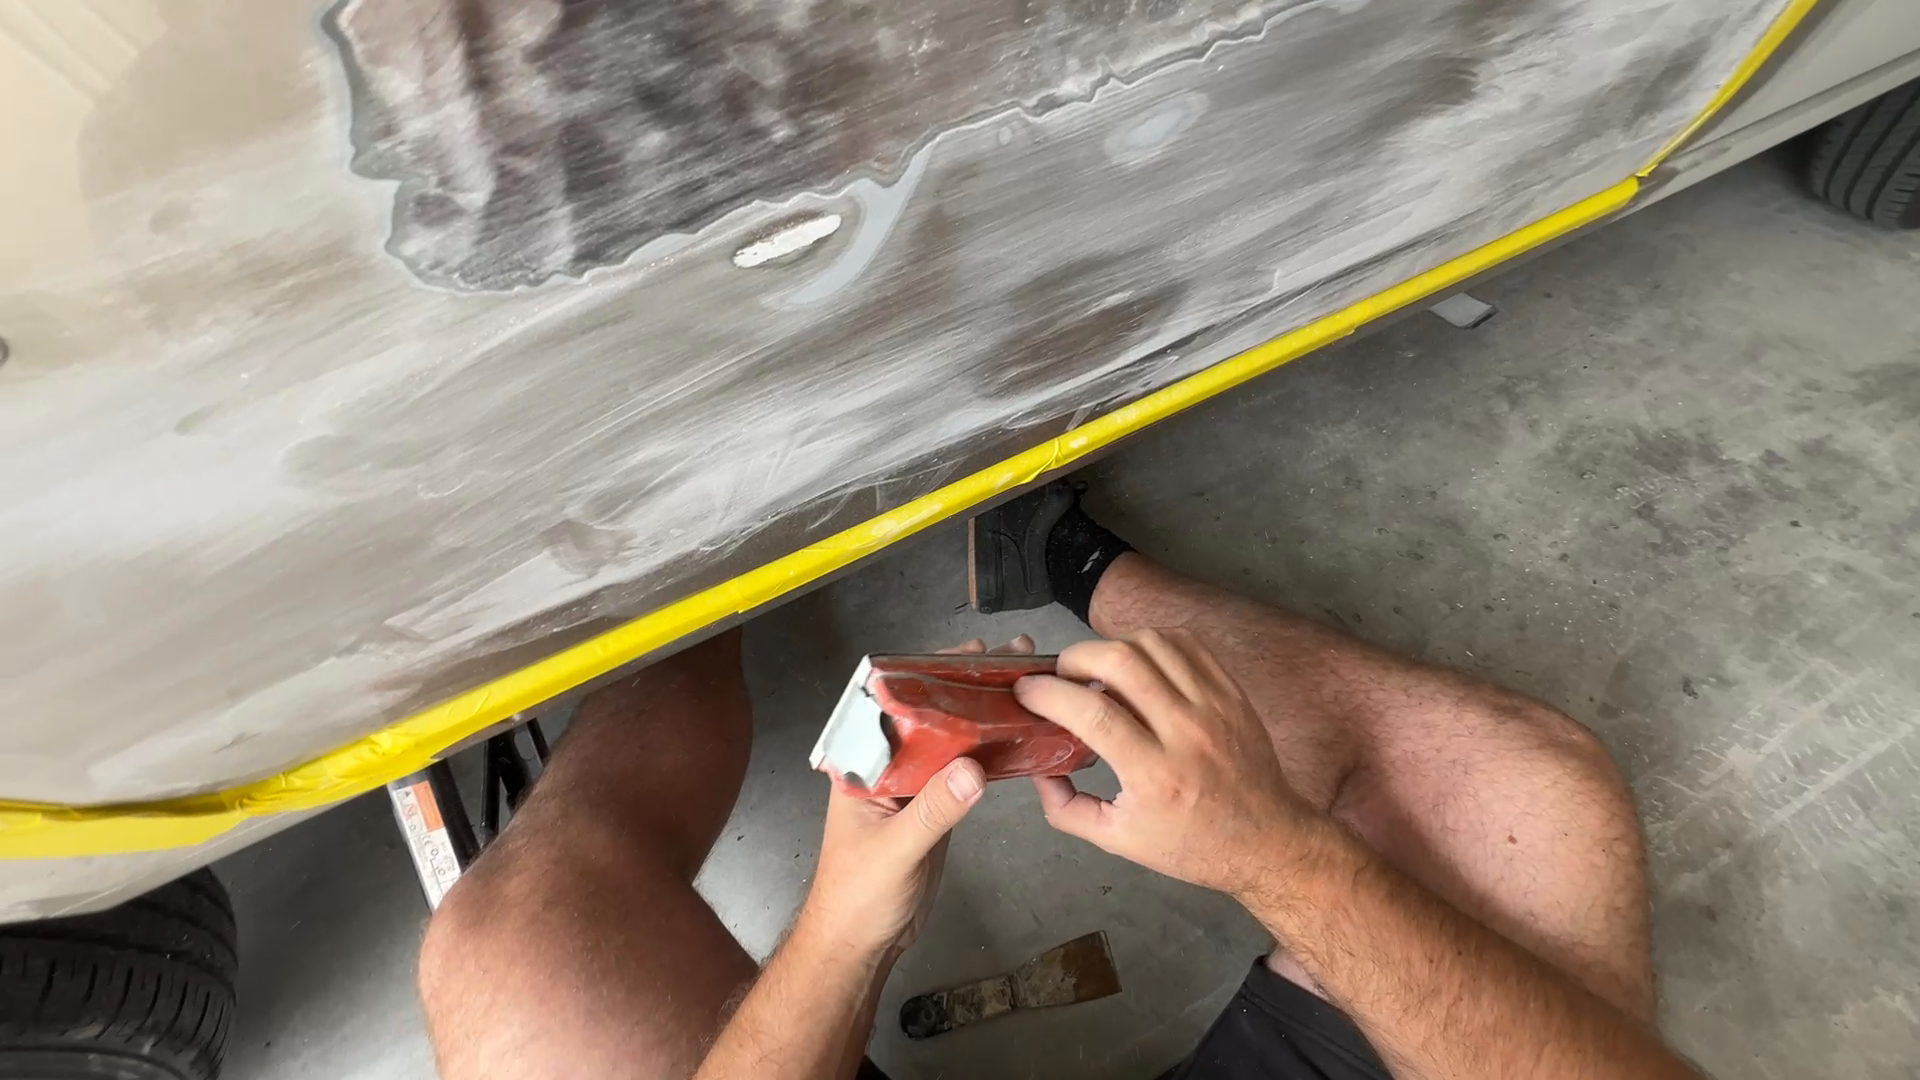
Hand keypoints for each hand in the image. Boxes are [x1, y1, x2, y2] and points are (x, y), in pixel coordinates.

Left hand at [799, 636, 1032, 957]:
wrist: (861, 945)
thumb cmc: (857, 897)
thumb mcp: (893, 852)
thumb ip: (932, 811)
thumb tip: (975, 770)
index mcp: (862, 761)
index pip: (894, 703)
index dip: (930, 674)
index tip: (969, 655)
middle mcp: (887, 763)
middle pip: (928, 712)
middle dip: (965, 683)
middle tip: (1009, 657)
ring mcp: (913, 782)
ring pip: (950, 736)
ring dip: (981, 711)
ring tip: (1021, 682)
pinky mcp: (935, 803)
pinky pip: (964, 768)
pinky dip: (989, 749)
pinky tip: (1016, 733)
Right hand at [1012, 629, 1320, 898]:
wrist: (1269, 841)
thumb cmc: (1190, 845)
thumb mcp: (1119, 840)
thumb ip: (1067, 808)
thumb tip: (1036, 769)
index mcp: (1155, 775)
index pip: (1092, 712)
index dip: (1048, 692)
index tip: (1025, 690)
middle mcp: (1186, 731)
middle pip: (1121, 661)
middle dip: (1075, 657)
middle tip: (1062, 675)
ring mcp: (1213, 705)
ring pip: (1151, 642)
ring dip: (1112, 647)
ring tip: (1098, 669)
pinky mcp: (1230, 690)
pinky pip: (1184, 642)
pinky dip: (1150, 641)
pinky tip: (1137, 661)